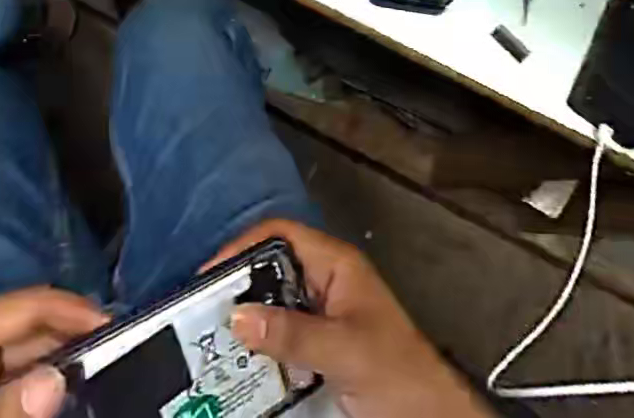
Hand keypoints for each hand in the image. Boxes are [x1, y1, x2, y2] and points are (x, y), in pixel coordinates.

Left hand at [0, 287, 107, 417]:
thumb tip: (57, 379)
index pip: (23, 306)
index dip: (73, 311)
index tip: (117, 327)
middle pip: (23, 327)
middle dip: (68, 338)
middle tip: (116, 355)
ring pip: (14, 353)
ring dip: (52, 362)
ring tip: (95, 373)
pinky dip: (27, 384)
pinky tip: (52, 394)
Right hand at [210, 220, 492, 417]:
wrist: (430, 414)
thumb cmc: (395, 370)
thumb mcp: (343, 349)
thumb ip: (292, 332)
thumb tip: (237, 315)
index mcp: (335, 263)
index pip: (281, 235)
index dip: (244, 247)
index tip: (210, 275)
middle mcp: (326, 280)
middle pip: (273, 266)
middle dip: (240, 284)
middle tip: (203, 311)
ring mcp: (324, 312)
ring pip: (275, 301)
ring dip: (248, 318)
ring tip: (212, 337)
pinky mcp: (322, 343)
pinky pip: (282, 333)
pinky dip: (261, 344)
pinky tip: (240, 362)